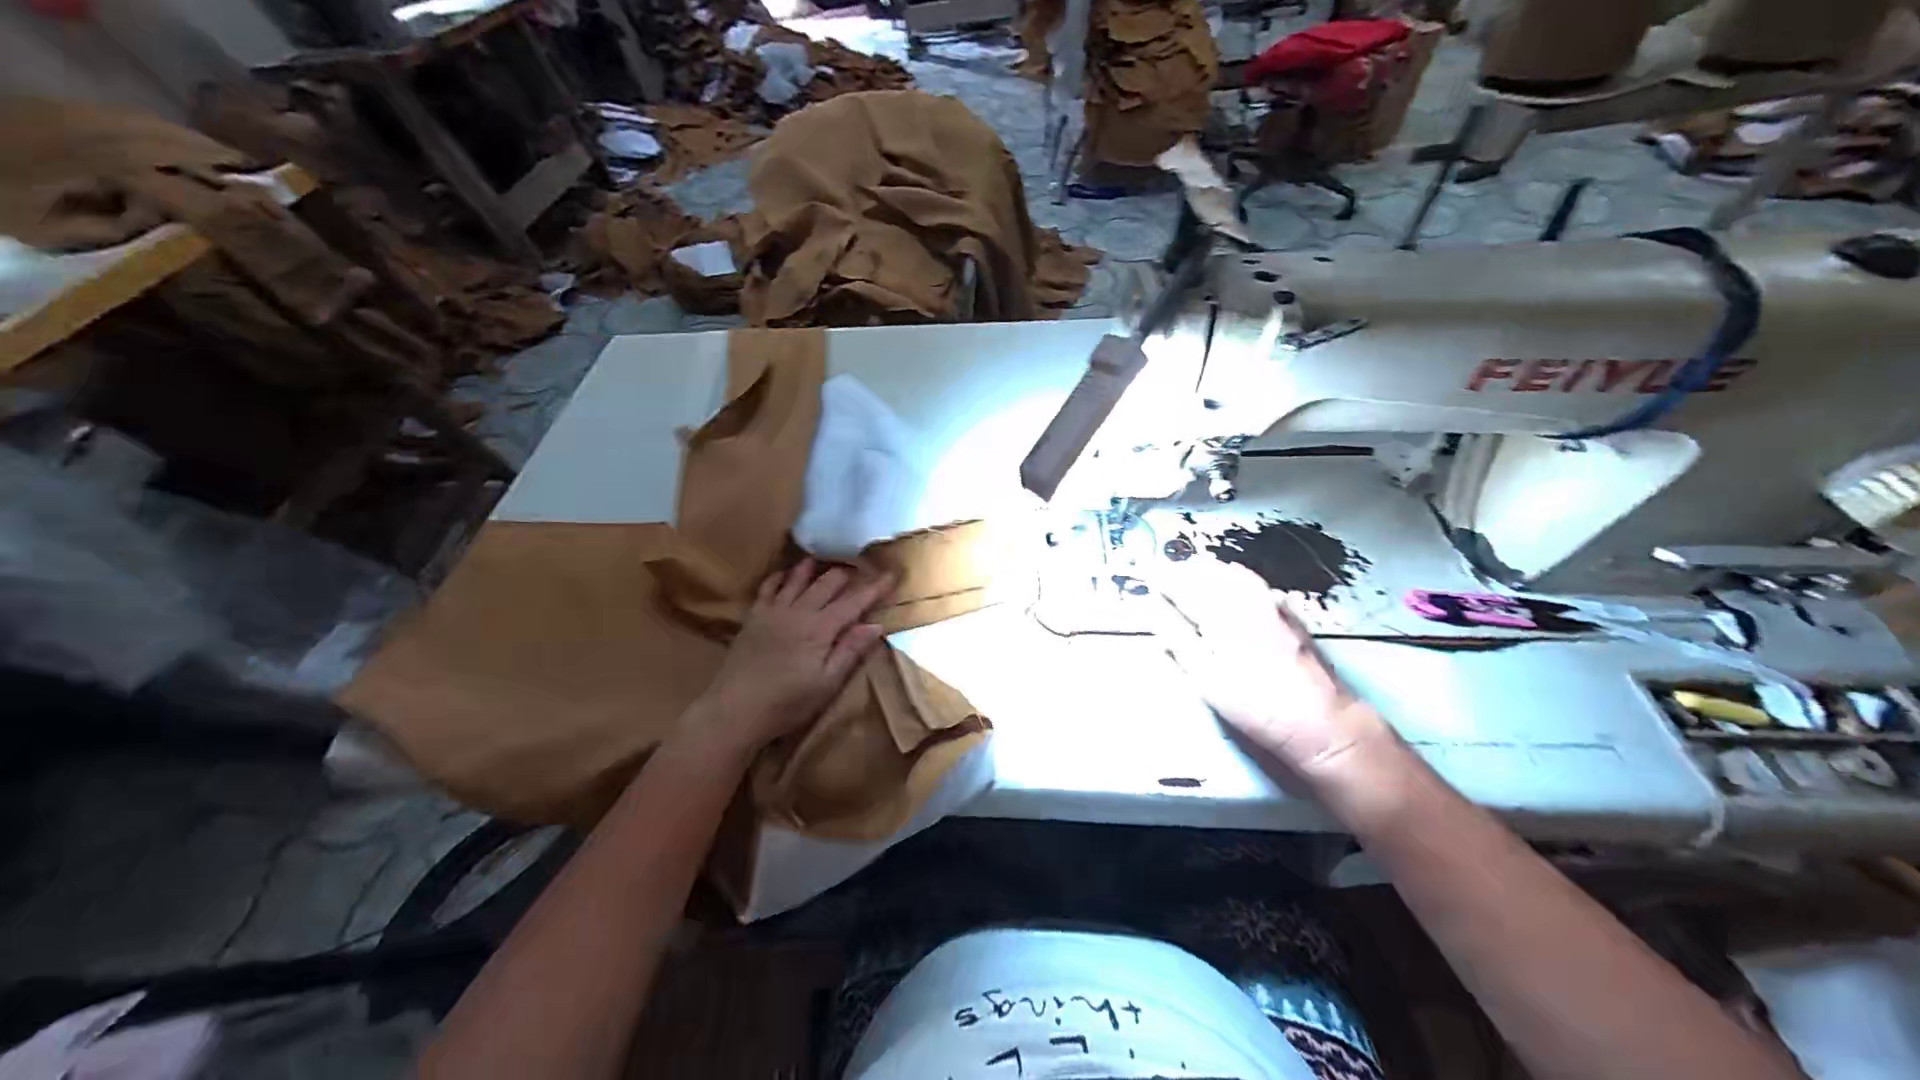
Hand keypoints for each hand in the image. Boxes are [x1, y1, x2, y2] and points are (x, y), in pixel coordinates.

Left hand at [691, 559, 892, 755]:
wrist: (735, 709)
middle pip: (826, 584)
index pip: (853, 602)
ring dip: (812, 569)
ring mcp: (773, 612)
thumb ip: (850, 651)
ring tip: (823, 560)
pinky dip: (779, 577)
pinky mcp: (754, 618)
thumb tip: (876, 624)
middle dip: (846, 574)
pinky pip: (768, 588)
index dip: (874, 588)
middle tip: (859, 569)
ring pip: (797, 579)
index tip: (891, 575)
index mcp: (820, 628)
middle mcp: (798, 612)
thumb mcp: (827, 683)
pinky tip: (784, 574)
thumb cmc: (787, 703)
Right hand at [1147, 558, 1400, 787]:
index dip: (1161, 577)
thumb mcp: (1205, 678)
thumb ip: (1177, 638)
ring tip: (1192, 578)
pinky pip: (1254, 583)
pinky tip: (1231, 588)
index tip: (1145, 575)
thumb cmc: (1256, 705)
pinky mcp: (1289, 613)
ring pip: (1234, 573)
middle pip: (1209, 571)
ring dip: (1209, 572)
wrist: (1322, 721)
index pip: (1183, 583)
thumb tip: (1153, 609)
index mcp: (1222, 611)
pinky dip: (1234, 579)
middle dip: (1184, 570)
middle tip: (1165, 576)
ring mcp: (1273, 603)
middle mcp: (1248, 598)